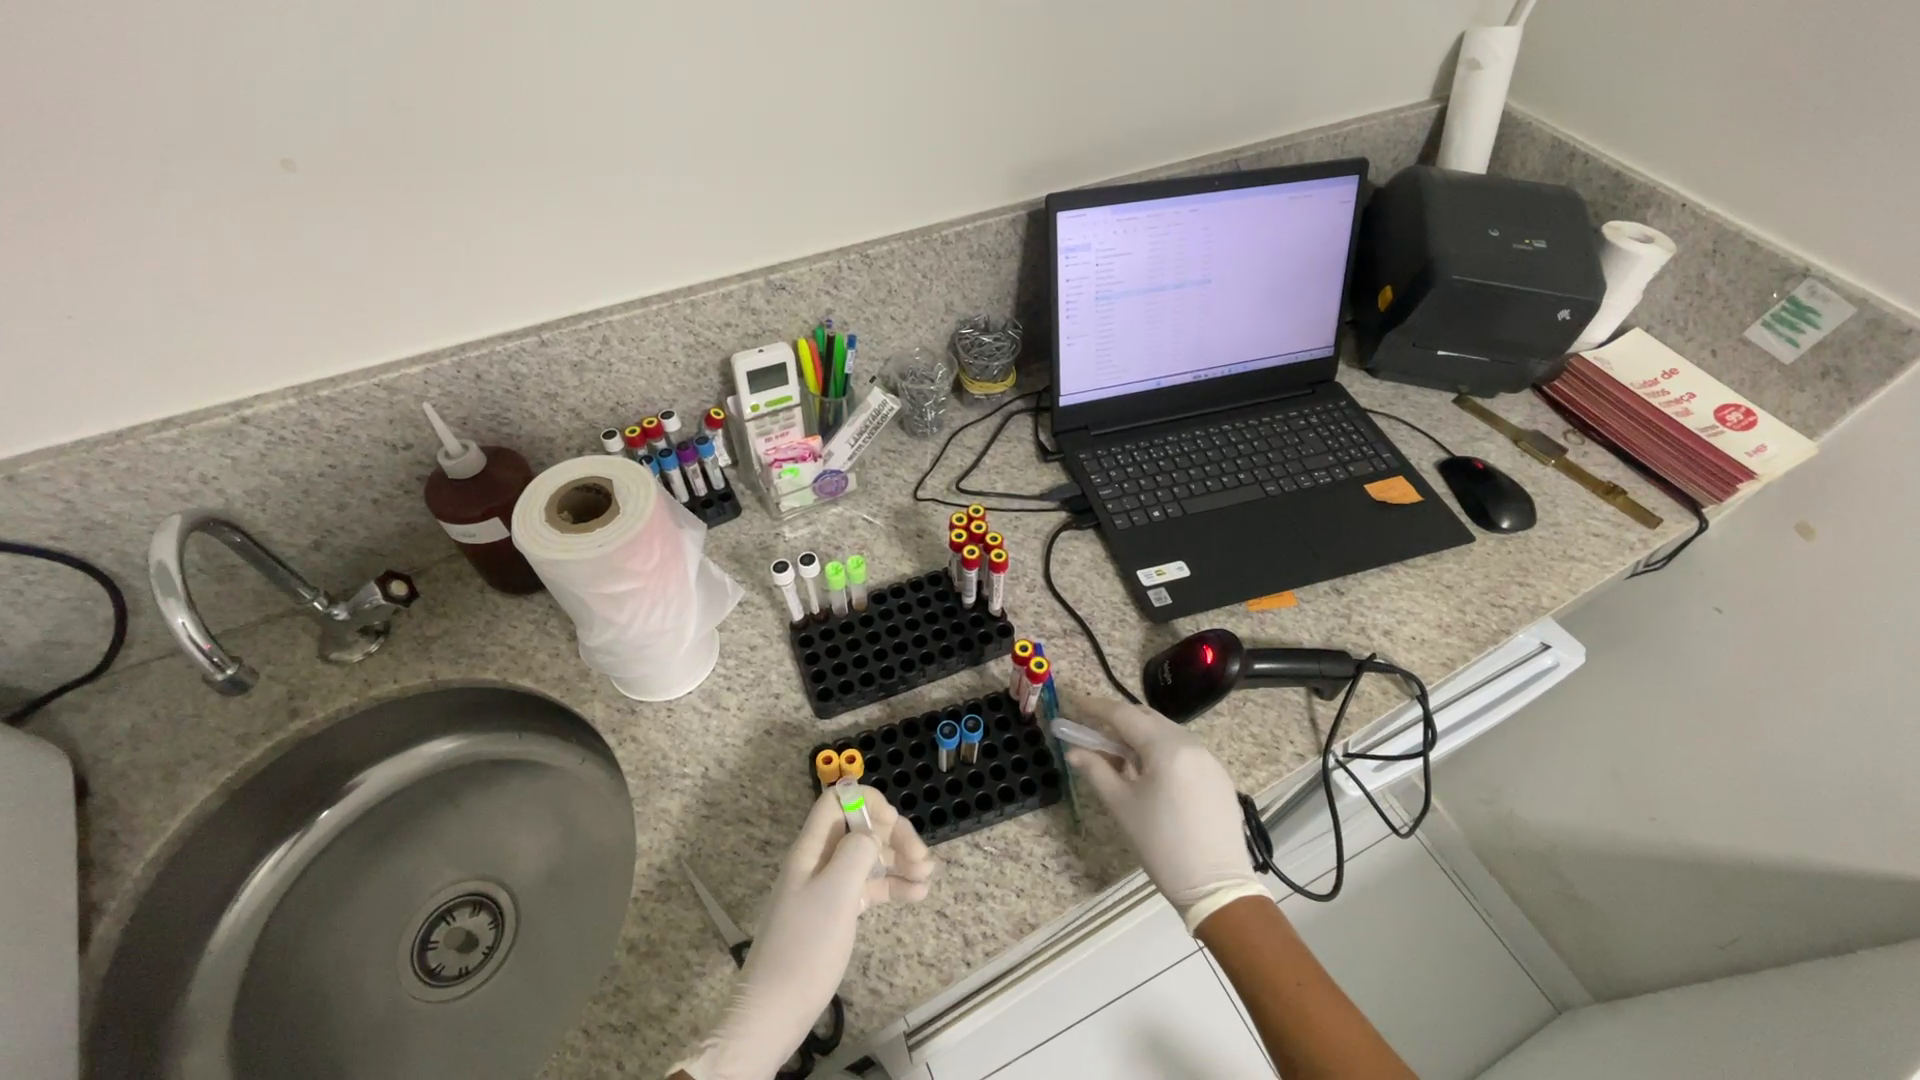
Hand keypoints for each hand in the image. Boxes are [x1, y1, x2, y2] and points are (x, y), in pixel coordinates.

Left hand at [674, 786, 938, 1079]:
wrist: (776, 1008)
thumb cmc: (805, 946)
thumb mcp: (835, 893)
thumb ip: (856, 852)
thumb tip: (873, 830)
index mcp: (810, 849)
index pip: (836, 801)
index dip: (867, 802)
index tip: (893, 824)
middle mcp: (818, 861)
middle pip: (859, 829)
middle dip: (893, 835)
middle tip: (922, 857)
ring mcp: (827, 888)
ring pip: (868, 858)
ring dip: (899, 860)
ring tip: (927, 877)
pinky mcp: (836, 912)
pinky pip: (868, 887)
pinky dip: (892, 886)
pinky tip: (917, 895)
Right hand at [1063, 693, 1269, 934]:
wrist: (1214, 885)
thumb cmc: (1160, 845)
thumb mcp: (1122, 805)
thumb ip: (1096, 770)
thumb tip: (1074, 752)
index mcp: (1166, 748)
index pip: (1124, 715)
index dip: (1096, 708)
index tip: (1074, 704)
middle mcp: (1191, 744)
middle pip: (1148, 719)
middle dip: (1119, 721)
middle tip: (1093, 734)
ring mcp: (1210, 759)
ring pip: (1168, 734)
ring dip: (1141, 738)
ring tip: (1120, 759)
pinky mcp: (1219, 777)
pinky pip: (1185, 752)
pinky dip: (1162, 753)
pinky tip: (1150, 776)